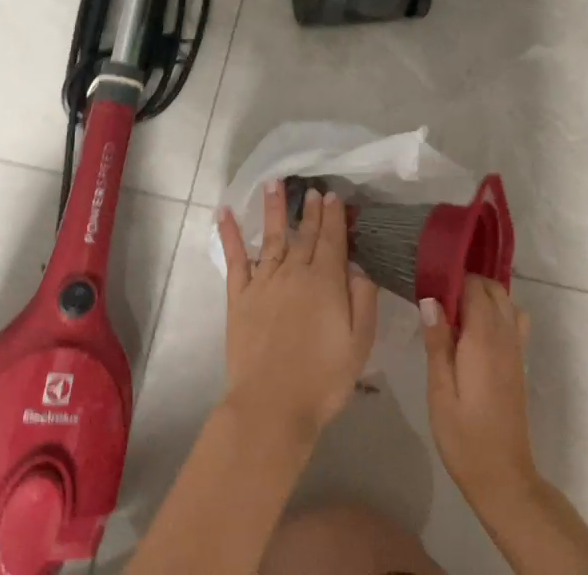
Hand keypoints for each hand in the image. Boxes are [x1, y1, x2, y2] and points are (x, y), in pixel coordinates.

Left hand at [217, 181, 377, 438]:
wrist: (272, 404)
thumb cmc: (324, 378)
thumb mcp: (360, 342)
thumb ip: (363, 300)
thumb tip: (359, 268)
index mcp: (326, 282)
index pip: (332, 240)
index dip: (334, 217)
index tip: (334, 196)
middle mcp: (294, 273)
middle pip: (305, 235)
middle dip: (310, 211)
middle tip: (313, 190)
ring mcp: (263, 283)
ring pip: (272, 238)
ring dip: (274, 210)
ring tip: (274, 183)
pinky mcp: (239, 297)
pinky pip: (235, 259)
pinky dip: (230, 234)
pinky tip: (224, 213)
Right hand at [422, 276, 536, 504]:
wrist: (502, 474)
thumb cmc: (463, 435)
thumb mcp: (440, 390)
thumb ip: (437, 343)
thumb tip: (431, 299)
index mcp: (484, 339)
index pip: (474, 287)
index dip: (452, 278)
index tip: (426, 280)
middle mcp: (506, 337)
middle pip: (494, 289)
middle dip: (467, 283)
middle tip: (435, 296)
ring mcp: (516, 350)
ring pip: (506, 302)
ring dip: (482, 296)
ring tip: (451, 311)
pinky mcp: (518, 363)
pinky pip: (513, 321)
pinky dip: (496, 312)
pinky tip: (472, 332)